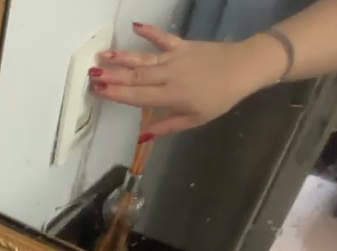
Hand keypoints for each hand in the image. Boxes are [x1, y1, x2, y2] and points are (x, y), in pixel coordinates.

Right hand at [91, 25, 289, 138]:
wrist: (245, 67)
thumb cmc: (219, 98)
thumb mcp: (194, 120)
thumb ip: (166, 127)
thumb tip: (142, 138)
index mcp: (171, 96)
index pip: (138, 95)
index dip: (117, 93)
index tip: (98, 91)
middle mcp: (170, 75)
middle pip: (136, 76)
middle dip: (112, 75)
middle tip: (91, 75)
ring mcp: (176, 57)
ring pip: (144, 58)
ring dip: (122, 57)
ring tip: (102, 56)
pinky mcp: (183, 45)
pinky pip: (163, 38)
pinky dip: (150, 31)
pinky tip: (135, 26)